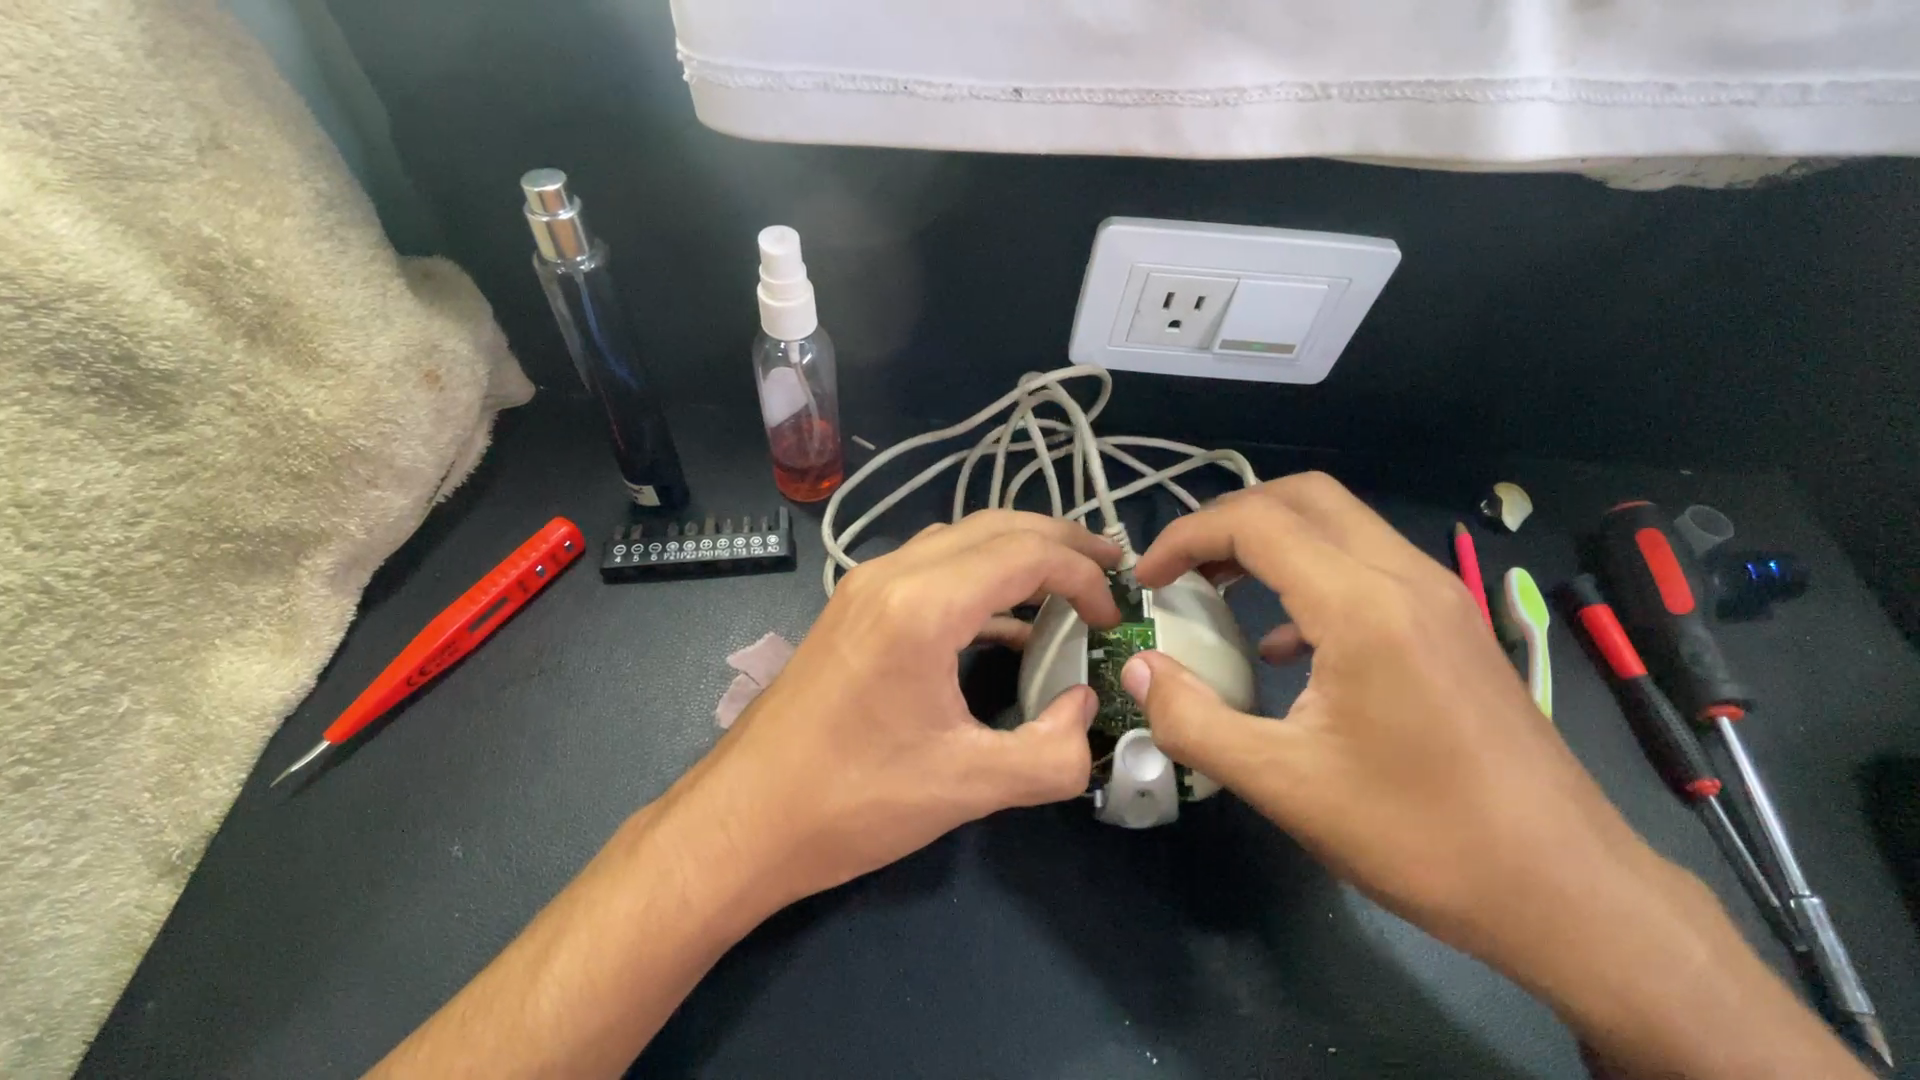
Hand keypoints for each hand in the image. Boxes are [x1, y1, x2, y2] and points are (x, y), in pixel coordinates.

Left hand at [676, 510, 1121, 906]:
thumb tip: (1085, 711)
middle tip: (1109, 568)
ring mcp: (864, 587)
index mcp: (923, 605)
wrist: (742, 821)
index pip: (1027, 554)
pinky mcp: (851, 610)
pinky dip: (978, 583)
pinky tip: (1005, 629)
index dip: (1084, 577)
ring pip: (958, 541)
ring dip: (1016, 555)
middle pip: (994, 527)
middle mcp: (891, 575)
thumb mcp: (970, 786)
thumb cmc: (853, 802)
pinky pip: (930, 571)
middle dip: (1060, 542)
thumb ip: (1053, 752)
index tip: (1116, 618)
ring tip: (1067, 588)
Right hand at [1121, 473, 1661, 960]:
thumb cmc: (1417, 836)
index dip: (1185, 538)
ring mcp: (1440, 598)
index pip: (1256, 522)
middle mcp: (1406, 579)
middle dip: (1227, 520)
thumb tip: (1137, 669)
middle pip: (1303, 497)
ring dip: (1272, 541)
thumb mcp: (1282, 785)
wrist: (1564, 889)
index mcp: (1362, 606)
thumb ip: (1192, 720)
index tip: (1145, 581)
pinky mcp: (1453, 626)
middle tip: (1181, 569)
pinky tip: (1283, 645)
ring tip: (1218, 592)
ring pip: (1341, 525)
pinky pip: (1369, 567)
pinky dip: (1310, 577)